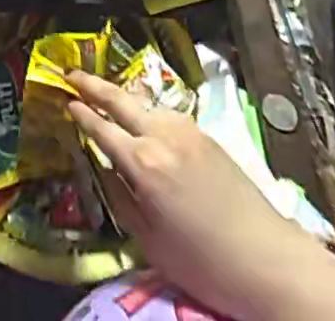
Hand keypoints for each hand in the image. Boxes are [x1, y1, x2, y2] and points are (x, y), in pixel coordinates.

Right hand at [67, 71, 318, 319]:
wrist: (271, 263)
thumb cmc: (203, 262)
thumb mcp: (147, 237)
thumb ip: (119, 194)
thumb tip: (102, 164)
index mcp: (142, 162)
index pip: (100, 126)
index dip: (79, 112)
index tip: (63, 100)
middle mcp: (162, 136)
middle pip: (119, 99)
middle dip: (91, 83)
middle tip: (70, 72)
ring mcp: (188, 131)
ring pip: (144, 104)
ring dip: (120, 96)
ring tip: (102, 92)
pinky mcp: (207, 136)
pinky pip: (165, 114)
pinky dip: (144, 110)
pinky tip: (140, 118)